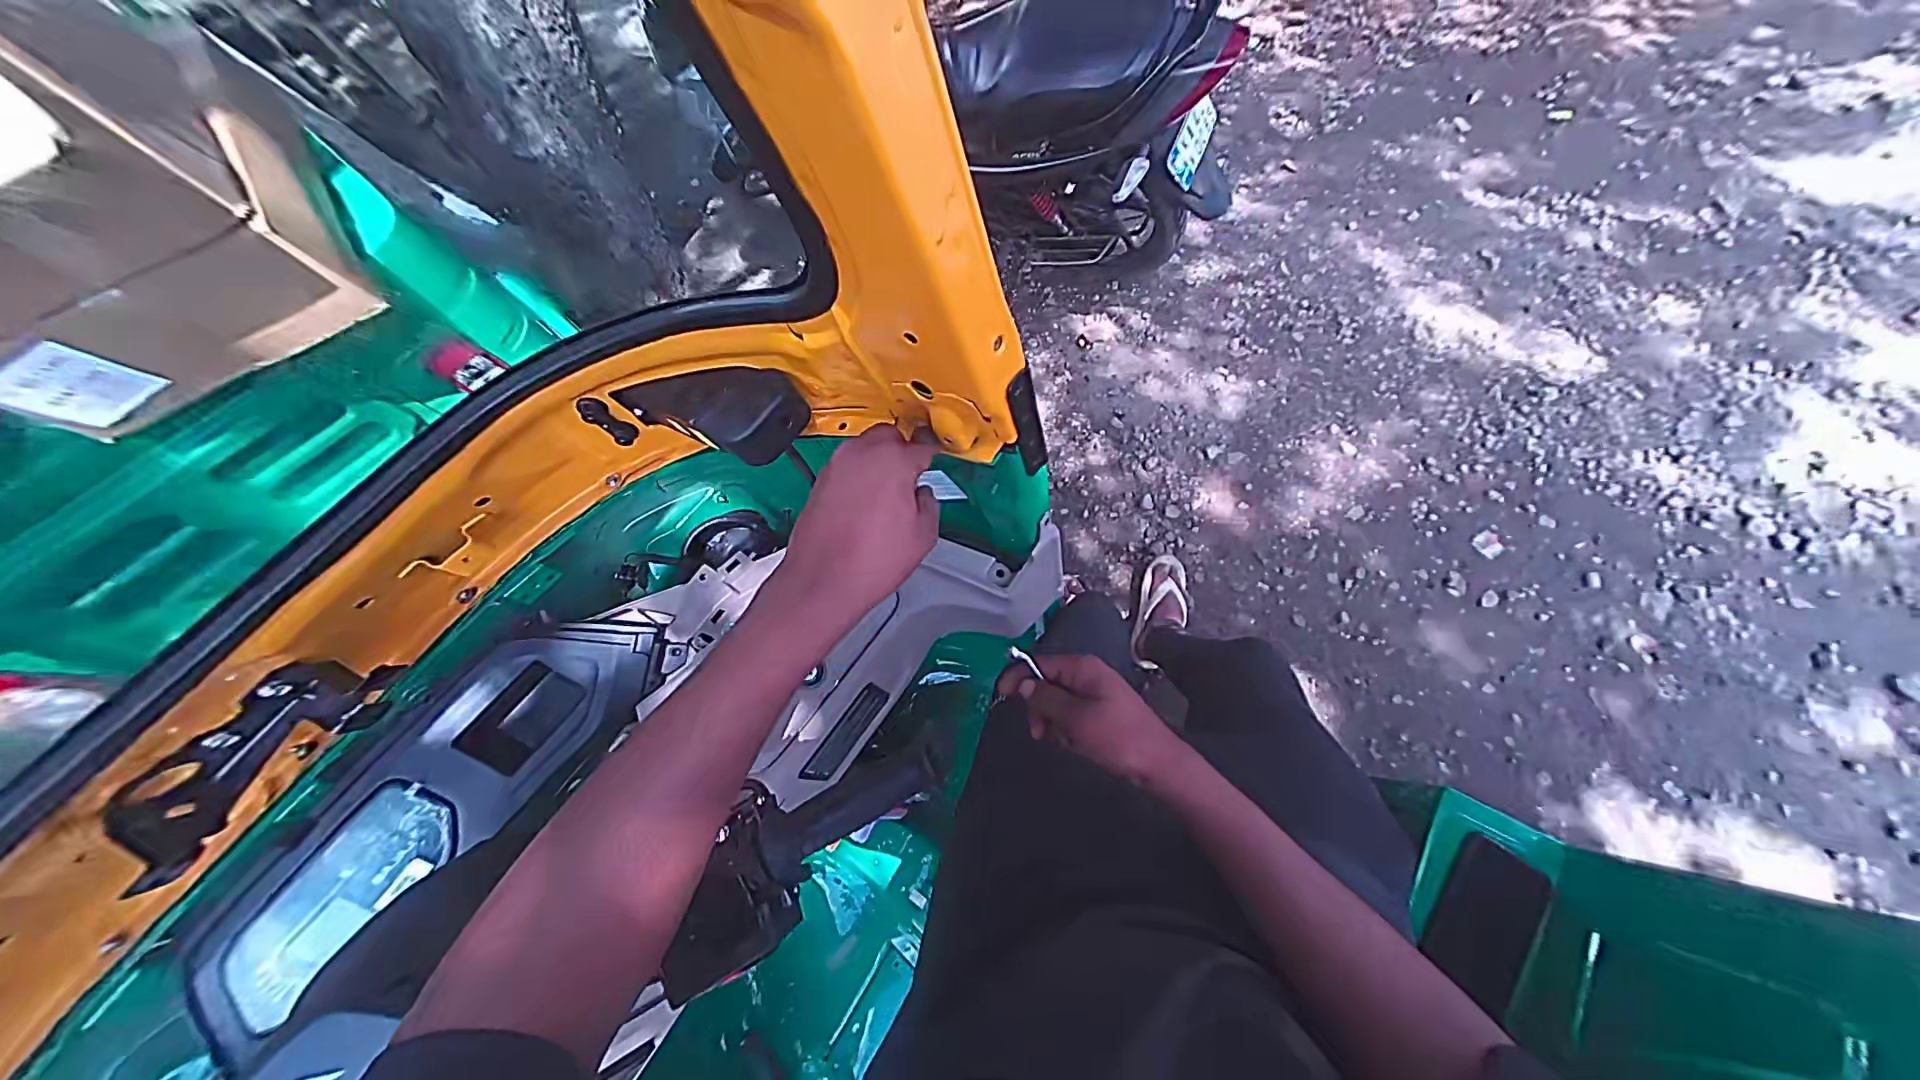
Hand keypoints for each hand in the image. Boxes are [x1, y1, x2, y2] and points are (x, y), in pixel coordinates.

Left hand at [764, 424, 939, 632]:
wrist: (823, 581)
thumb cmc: (867, 561)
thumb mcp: (923, 534)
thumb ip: (929, 504)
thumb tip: (923, 497)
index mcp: (893, 460)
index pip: (921, 445)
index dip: (931, 454)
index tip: (934, 460)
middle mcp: (860, 454)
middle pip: (889, 436)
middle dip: (902, 451)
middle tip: (912, 475)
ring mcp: (836, 466)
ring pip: (864, 449)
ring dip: (878, 462)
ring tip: (889, 495)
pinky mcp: (820, 481)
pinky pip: (846, 468)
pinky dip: (859, 478)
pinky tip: (867, 505)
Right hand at [995, 654, 1194, 785]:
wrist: (1158, 763)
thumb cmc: (1117, 737)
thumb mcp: (1075, 718)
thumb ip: (1045, 698)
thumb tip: (1022, 683)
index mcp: (1082, 667)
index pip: (1039, 662)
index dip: (1018, 676)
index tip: (1001, 695)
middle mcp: (1087, 674)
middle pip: (1046, 682)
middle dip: (1038, 706)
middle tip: (1039, 732)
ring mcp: (1095, 692)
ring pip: (1056, 701)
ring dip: (1052, 721)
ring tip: (1065, 741)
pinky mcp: (1100, 710)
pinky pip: (1070, 713)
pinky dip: (1066, 728)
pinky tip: (1075, 743)